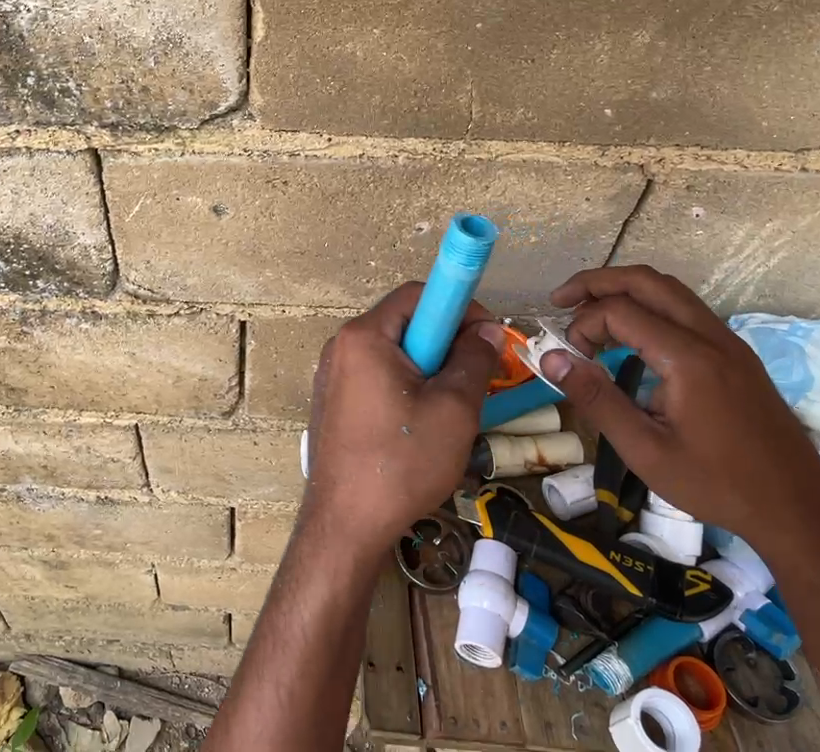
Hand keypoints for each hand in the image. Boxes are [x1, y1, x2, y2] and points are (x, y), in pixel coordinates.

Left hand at [302, 282, 503, 554]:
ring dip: (429, 371)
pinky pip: (376, 378)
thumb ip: (474, 360)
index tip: (487, 338)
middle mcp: (340, 347)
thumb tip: (487, 330)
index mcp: (363, 337)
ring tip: (452, 409)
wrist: (345, 524)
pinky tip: (422, 426)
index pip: (417, 294)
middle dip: (446, 344)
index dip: (459, 307)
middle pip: (404, 324)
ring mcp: (331, 376)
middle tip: (476, 377)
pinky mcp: (333, 403)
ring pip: (393, 355)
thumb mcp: (453, 409)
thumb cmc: (401, 462)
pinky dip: (405, 389)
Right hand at [540, 265, 819, 548]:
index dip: (582, 325)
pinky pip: (687, 310)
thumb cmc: (716, 484)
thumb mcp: (644, 450)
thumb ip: (596, 398)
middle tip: (560, 300)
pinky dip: (649, 306)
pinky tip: (631, 336)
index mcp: (689, 358)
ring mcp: (730, 344)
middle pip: (647, 281)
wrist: (799, 510)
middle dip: (597, 282)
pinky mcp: (738, 356)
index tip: (568, 359)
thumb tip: (550, 357)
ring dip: (625, 290)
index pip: (619, 311)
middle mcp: (712, 338)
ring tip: (588, 313)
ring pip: (671, 290)